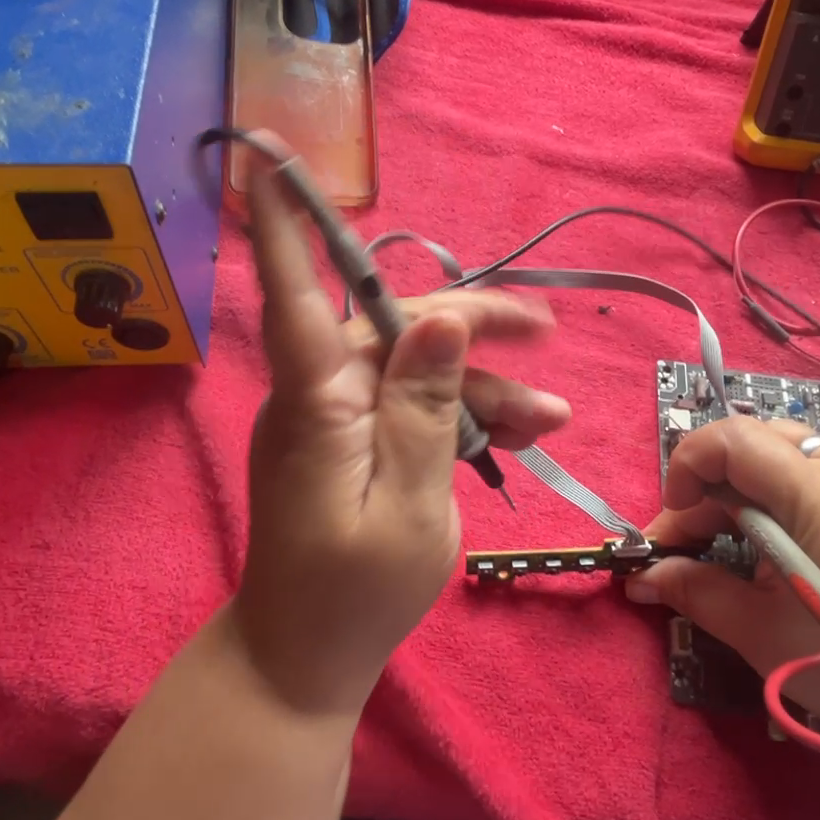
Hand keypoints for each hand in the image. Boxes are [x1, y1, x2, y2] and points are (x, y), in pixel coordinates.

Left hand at [236, 169, 569, 716]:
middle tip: (547, 337)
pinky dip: (461, 414)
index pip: (298, 295)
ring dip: (484, 385)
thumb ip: (423, 408)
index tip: (267, 160)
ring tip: (552, 420)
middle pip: (395, 326)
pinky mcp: (351, 440)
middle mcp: (318, 393)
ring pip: (415, 368)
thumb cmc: (353, 593)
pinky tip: (520, 432)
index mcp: (318, 402)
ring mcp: (334, 417)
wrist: (305, 659)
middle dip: (474, 329)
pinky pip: (410, 404)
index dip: (287, 225)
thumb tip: (435, 320)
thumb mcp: (411, 504)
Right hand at [627, 416, 819, 741]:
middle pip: (751, 439)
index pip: (733, 439)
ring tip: (721, 542)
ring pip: (778, 450)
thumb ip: (695, 591)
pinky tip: (766, 542)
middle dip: (705, 482)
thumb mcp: (760, 634)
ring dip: (737, 488)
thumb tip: (641, 579)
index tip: (675, 520)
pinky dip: (771, 495)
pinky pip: (808, 472)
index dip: (687, 466)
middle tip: (686, 539)